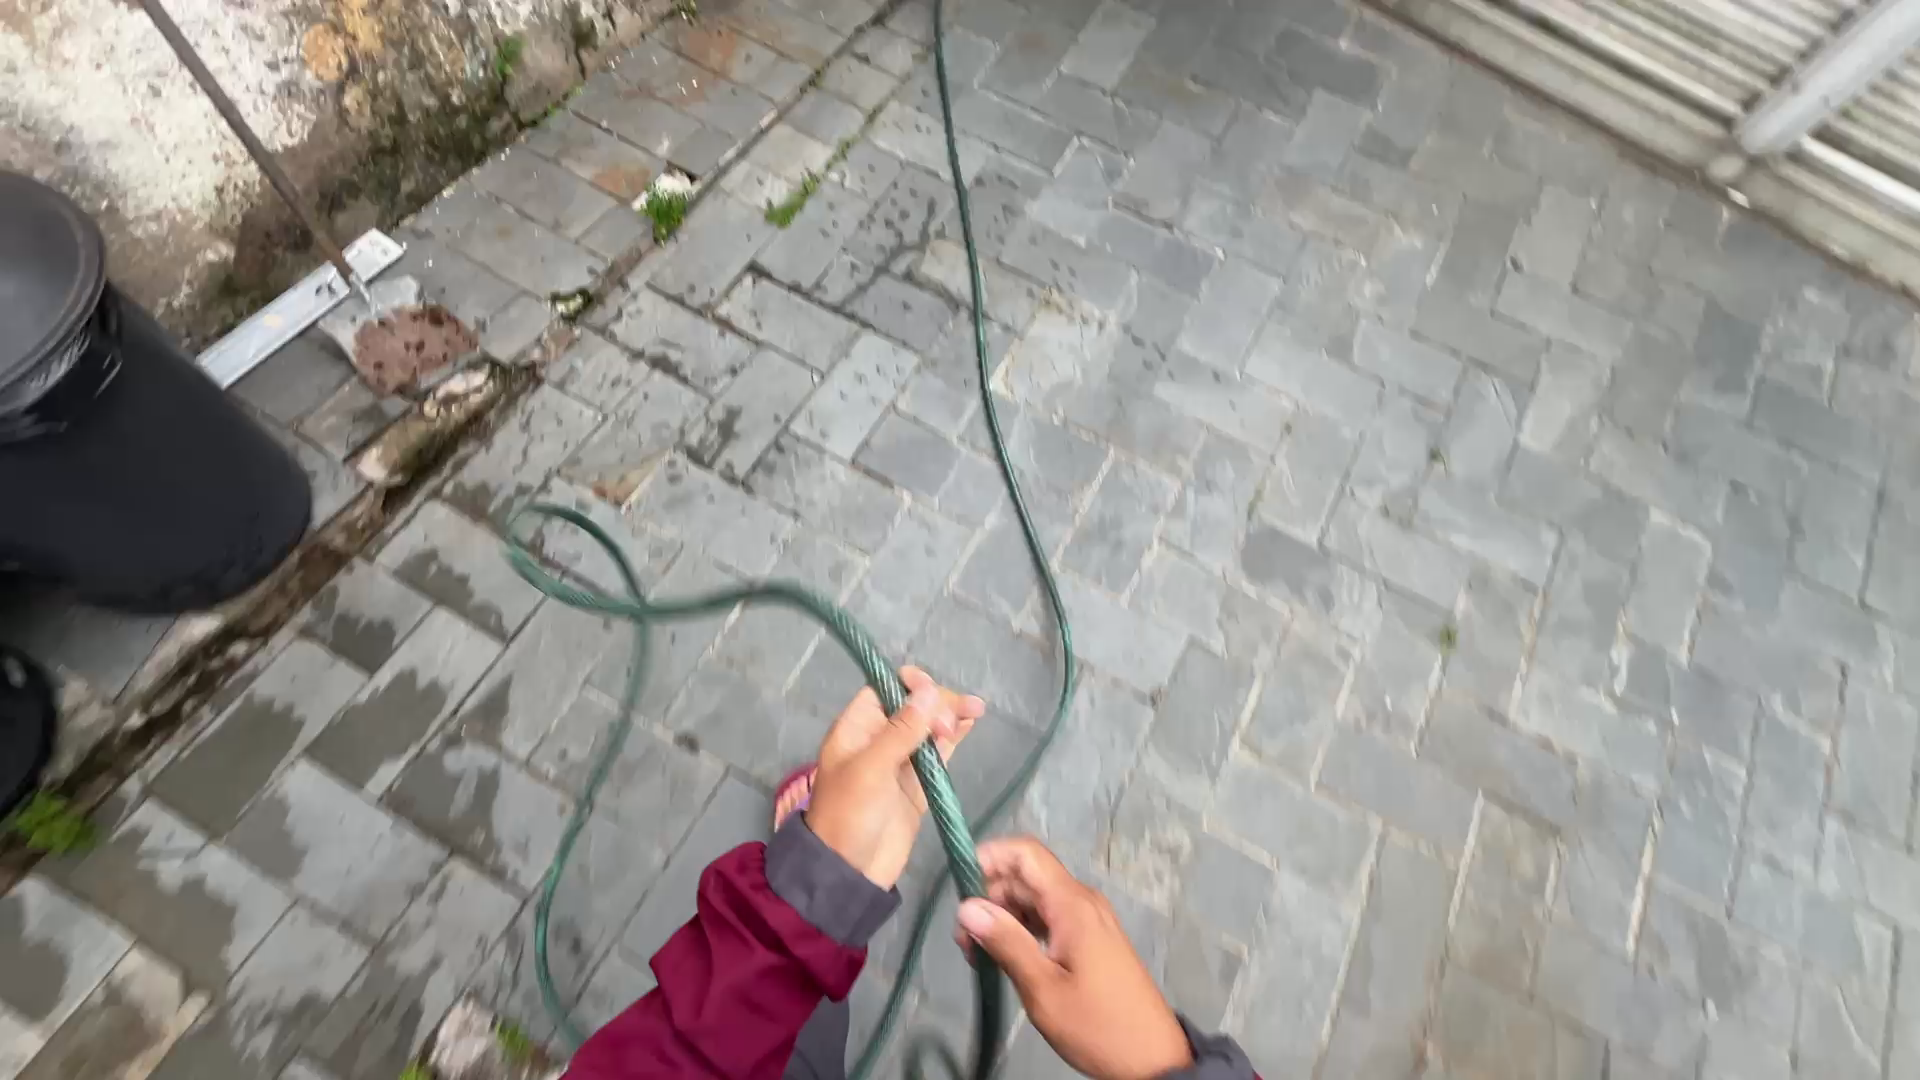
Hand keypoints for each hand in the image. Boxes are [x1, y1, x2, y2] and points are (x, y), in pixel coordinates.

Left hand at [805, 666, 983, 888]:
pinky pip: (939, 752)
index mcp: (856, 729)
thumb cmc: (850, 816)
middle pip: (912, 706)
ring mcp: (900, 761)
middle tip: (950, 724)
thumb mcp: (870, 769)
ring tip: (976, 709)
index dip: (909, 685)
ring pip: (929, 726)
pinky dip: (954, 736)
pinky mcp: (918, 782)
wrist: (851, 874)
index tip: (933, 692)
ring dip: (950, 715)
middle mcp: (878, 739)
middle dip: (935, 704)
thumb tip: (929, 691)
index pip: (884, 690)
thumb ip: (902, 731)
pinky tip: (970, 724)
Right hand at [955, 838, 1191, 1079]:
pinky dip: (1023, 928)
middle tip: (964, 939)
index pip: (1026, 853)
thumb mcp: (1043, 989)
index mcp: (1071, 903)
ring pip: (1035, 898)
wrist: (1153, 1060)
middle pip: (1026, 876)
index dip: (990, 856)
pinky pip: (1049, 916)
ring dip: (1004, 915)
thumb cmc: (1097, 1024)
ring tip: (979, 953)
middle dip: (990, 896)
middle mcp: (1080, 899)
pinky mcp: (1089, 937)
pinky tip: (1006, 955)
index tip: (960, 885)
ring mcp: (1087, 917)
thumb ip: (1005, 942)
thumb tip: (965, 906)